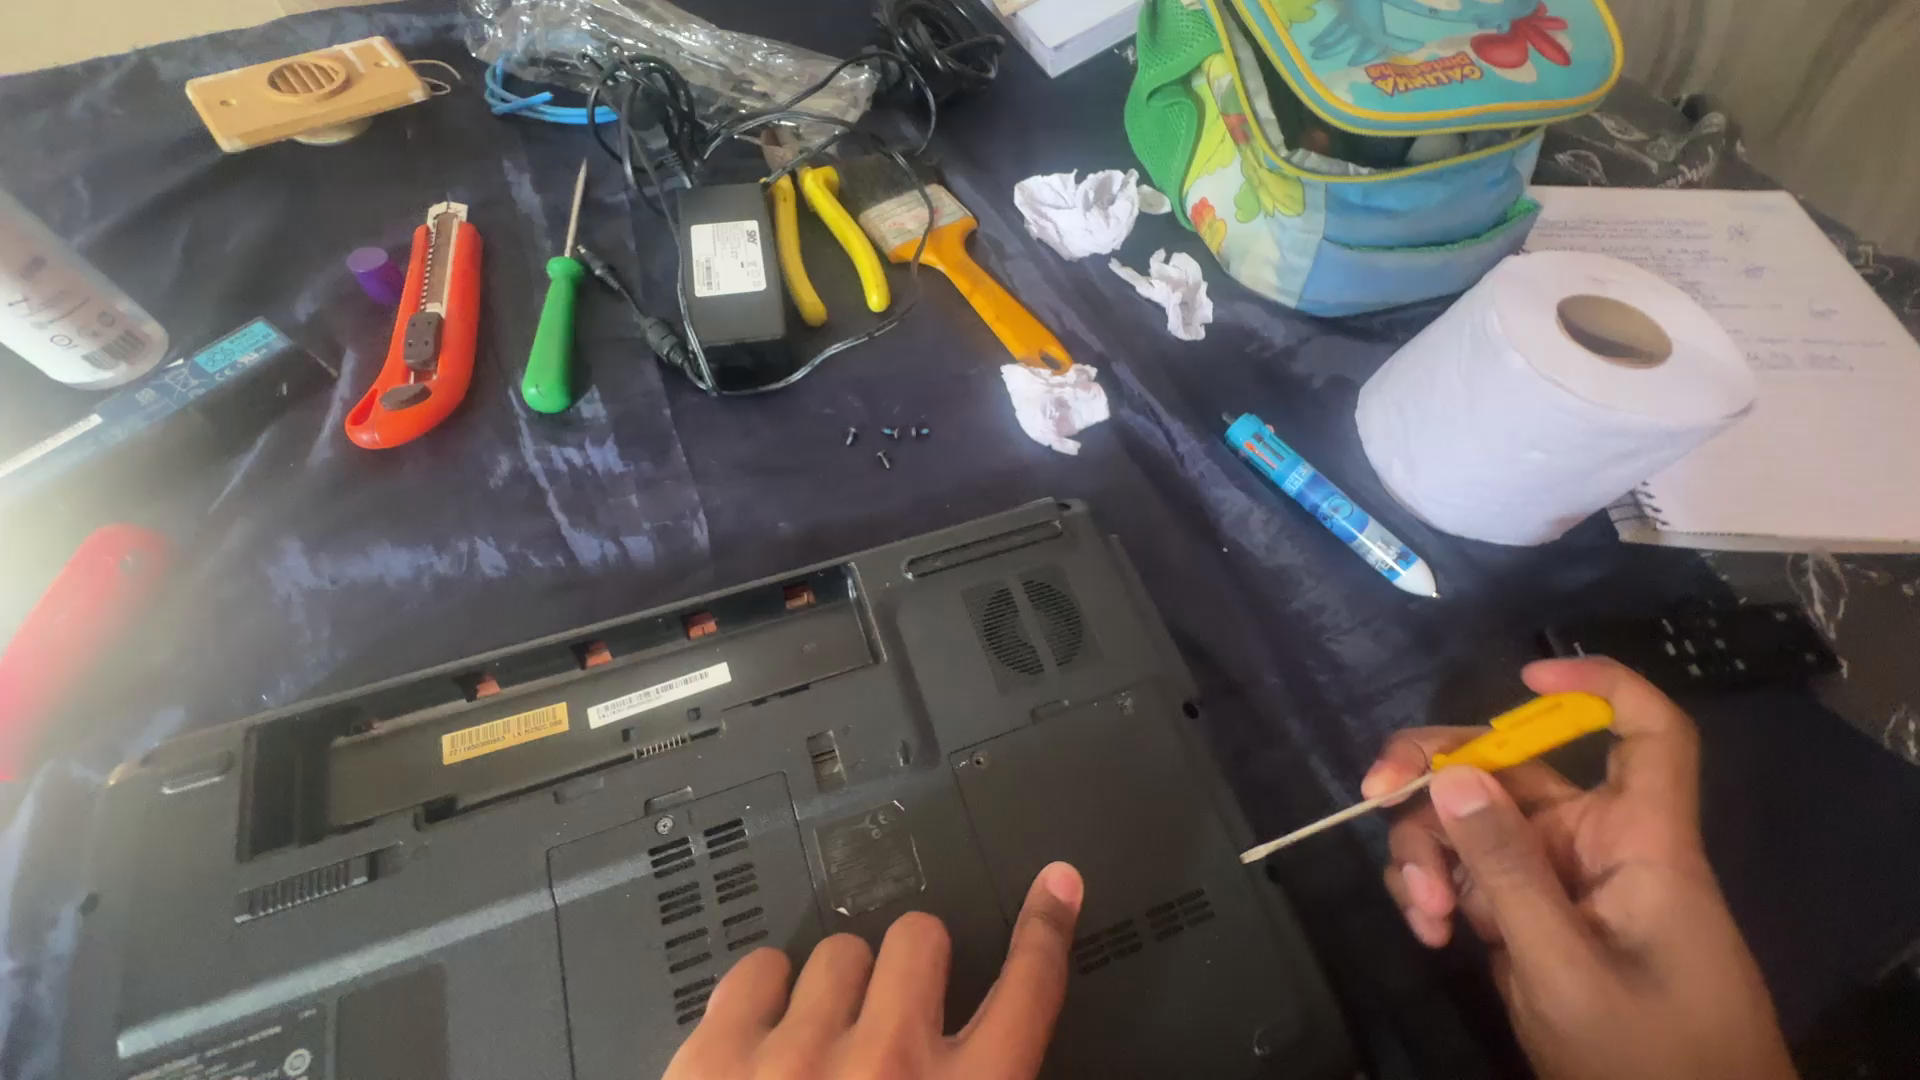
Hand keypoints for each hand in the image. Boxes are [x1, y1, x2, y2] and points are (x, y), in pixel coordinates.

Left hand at [664, 862, 1083, 1079]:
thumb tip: (998, 1059)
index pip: (1027, 991)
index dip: (1046, 928)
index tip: (1056, 883)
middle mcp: (888, 1065)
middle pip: (920, 938)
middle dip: (912, 969)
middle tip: (891, 1017)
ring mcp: (797, 1053)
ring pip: (840, 950)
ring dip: (837, 991)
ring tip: (819, 1050)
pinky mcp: (716, 1053)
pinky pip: (760, 966)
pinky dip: (765, 995)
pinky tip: (763, 1042)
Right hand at [1365, 657, 1795, 1079]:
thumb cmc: (1649, 1061)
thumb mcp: (1567, 969)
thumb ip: (1507, 871)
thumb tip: (1450, 776)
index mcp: (1636, 840)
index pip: (1646, 737)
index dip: (1598, 687)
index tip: (1524, 674)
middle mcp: (1584, 839)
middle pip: (1502, 765)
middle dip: (1430, 775)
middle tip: (1373, 791)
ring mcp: (1542, 871)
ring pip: (1459, 816)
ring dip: (1421, 853)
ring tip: (1422, 912)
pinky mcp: (1511, 903)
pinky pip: (1453, 864)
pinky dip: (1426, 887)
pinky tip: (1427, 929)